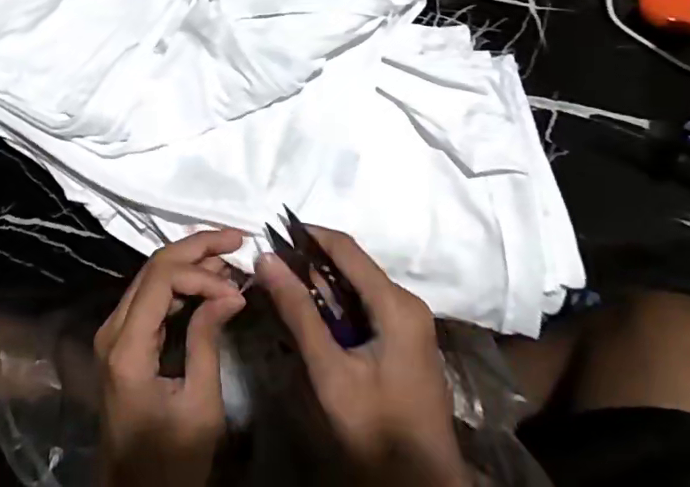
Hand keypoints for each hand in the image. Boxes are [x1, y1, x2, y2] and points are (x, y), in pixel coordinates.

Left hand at [94, 229, 247, 486]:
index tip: (237, 290)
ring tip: (231, 258)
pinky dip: (183, 283)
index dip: (202, 272)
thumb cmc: (170, 461)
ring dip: (191, 262)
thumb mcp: (200, 405)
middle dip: (197, 248)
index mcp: (126, 347)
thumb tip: (231, 291)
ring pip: (152, 276)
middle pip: (154, 267)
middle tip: (238, 238)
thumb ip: (208, 339)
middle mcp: (113, 330)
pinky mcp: (124, 341)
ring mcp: (115, 334)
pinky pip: (152, 297)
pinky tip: (211, 282)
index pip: (161, 278)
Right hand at [257, 227, 468, 486]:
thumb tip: (268, 260)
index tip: (275, 229)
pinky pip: (367, 307)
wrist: (421, 484)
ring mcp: (409, 322)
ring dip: (322, 284)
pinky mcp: (405, 340)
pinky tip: (311, 313)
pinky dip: (338, 304)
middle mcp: (407, 303)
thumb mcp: (330, 371)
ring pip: (358, 288)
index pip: (347, 249)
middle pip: (353, 267)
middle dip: (311, 261)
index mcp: (396, 304)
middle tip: (272, 262)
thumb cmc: (376, 426)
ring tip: (283, 281)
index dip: (310, 235)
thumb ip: (299, 312)